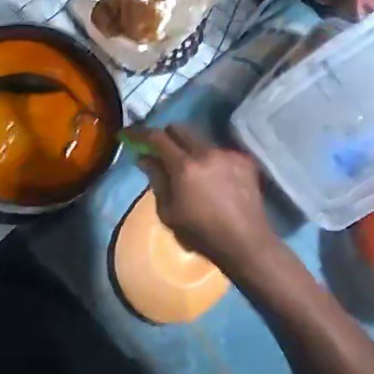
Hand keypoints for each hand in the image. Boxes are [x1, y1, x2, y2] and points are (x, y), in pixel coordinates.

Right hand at [131, 125, 277, 271]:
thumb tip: (144, 157)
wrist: (246, 244)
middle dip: (165, 136)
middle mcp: (206, 152)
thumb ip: (156, 179)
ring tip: (191, 172)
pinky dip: (210, 161)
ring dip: (189, 150)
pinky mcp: (245, 161)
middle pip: (179, 129)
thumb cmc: (201, 233)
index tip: (127, 134)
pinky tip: (214, 180)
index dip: (138, 133)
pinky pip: (219, 152)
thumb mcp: (168, 212)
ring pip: (200, 140)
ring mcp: (228, 154)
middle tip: (160, 151)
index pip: (156, 137)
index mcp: (185, 167)